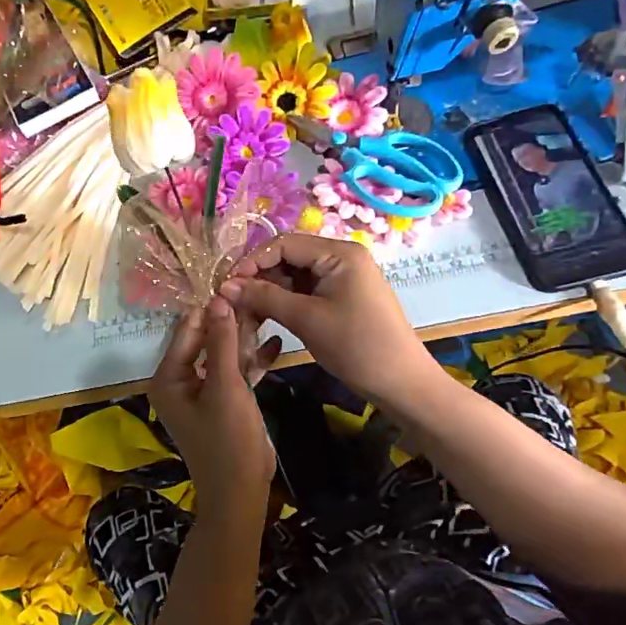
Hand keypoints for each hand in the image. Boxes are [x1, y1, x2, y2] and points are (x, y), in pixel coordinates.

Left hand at [149, 298, 275, 516]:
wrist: (241, 491)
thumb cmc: (228, 439)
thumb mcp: (226, 387)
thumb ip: (222, 342)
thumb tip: (218, 299)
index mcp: (169, 377)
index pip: (188, 330)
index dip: (211, 306)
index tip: (238, 281)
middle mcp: (181, 381)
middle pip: (207, 340)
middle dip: (232, 320)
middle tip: (260, 294)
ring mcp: (204, 391)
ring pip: (225, 354)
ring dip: (246, 338)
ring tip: (271, 311)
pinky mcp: (226, 401)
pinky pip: (237, 372)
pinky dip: (254, 361)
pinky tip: (278, 343)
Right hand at [221, 234, 439, 405]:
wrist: (400, 381)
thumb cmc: (356, 346)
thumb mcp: (306, 319)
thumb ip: (264, 297)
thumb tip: (225, 285)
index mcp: (339, 252)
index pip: (285, 243)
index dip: (252, 261)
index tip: (226, 284)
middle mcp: (342, 257)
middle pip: (290, 256)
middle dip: (260, 276)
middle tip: (232, 300)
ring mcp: (344, 278)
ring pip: (296, 275)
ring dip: (270, 291)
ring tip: (246, 311)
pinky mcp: (343, 297)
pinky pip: (308, 291)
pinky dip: (286, 301)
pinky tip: (267, 316)